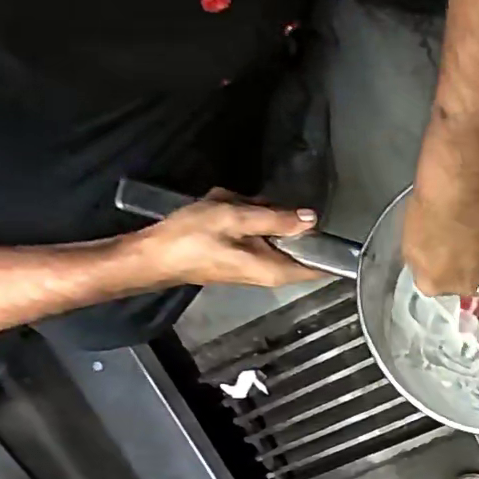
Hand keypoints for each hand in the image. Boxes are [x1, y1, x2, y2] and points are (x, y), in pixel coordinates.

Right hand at [128, 190, 329, 288]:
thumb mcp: (236, 219)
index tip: (322, 221)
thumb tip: (311, 218)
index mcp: (278, 270)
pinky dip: (239, 217)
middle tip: (251, 205)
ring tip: (227, 206)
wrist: (152, 255)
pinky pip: (253, 232)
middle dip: (277, 217)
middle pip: (294, 240)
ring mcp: (257, 264)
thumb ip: (276, 219)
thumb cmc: (192, 238)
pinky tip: (219, 209)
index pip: (320, 266)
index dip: (326, 244)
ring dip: (252, 212)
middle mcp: (273, 273)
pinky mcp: (243, 256)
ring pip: (272, 231)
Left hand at [401, 185, 478, 295]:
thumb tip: (430, 264)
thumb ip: (422, 260)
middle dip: (461, 265)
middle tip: (461, 239)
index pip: (432, 283)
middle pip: (462, 281)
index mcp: (433, 284)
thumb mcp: (410, 238)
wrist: (467, 191)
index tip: (439, 249)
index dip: (436, 265)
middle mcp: (463, 287)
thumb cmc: (431, 209)